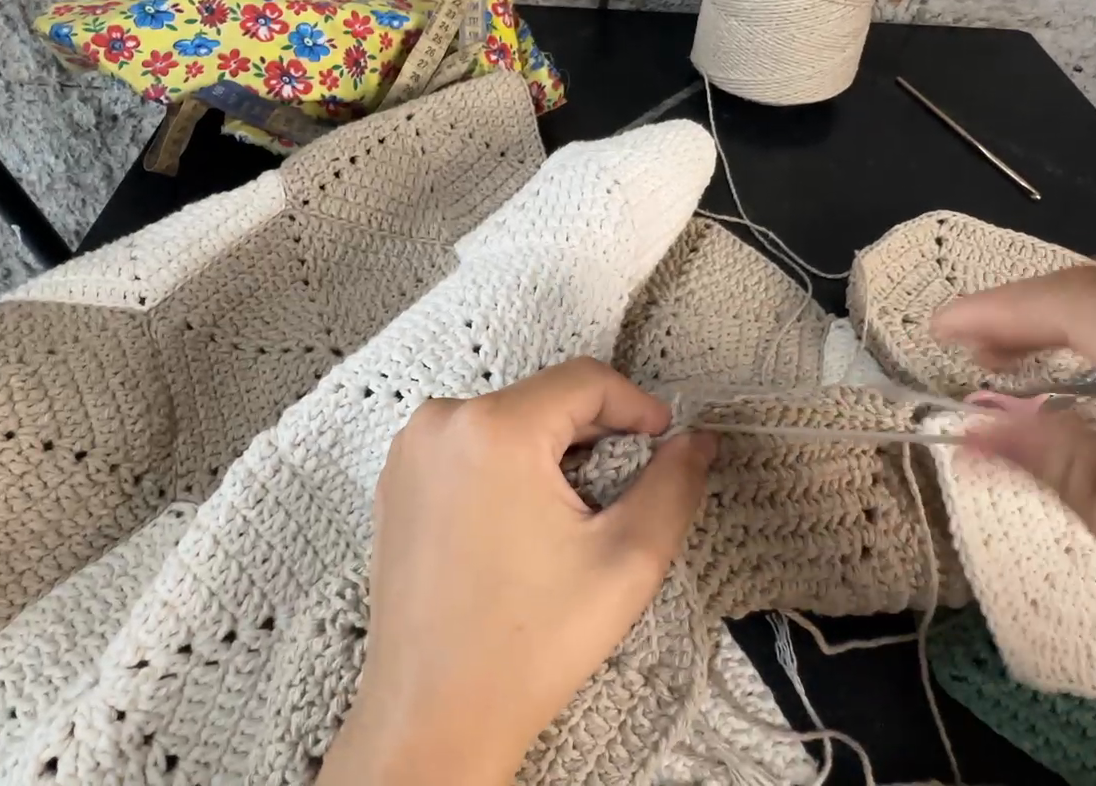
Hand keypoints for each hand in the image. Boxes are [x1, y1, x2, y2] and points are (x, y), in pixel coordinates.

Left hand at [318, 358, 716, 785]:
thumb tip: (697, 442)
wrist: (433, 717)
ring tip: (574, 511)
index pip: (584, 379)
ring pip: (509, 418)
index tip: (663, 438)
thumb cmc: (525, 646)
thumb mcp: (626, 560)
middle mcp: (442, 423)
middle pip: (545, 397)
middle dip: (595, 432)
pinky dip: (510, 463)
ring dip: (553, 449)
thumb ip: (674, 486)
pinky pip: (471, 444)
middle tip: (625, 483)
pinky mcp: (398, 477)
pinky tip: (524, 521)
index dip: (636, 403)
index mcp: (495, 430)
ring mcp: (412, 450)